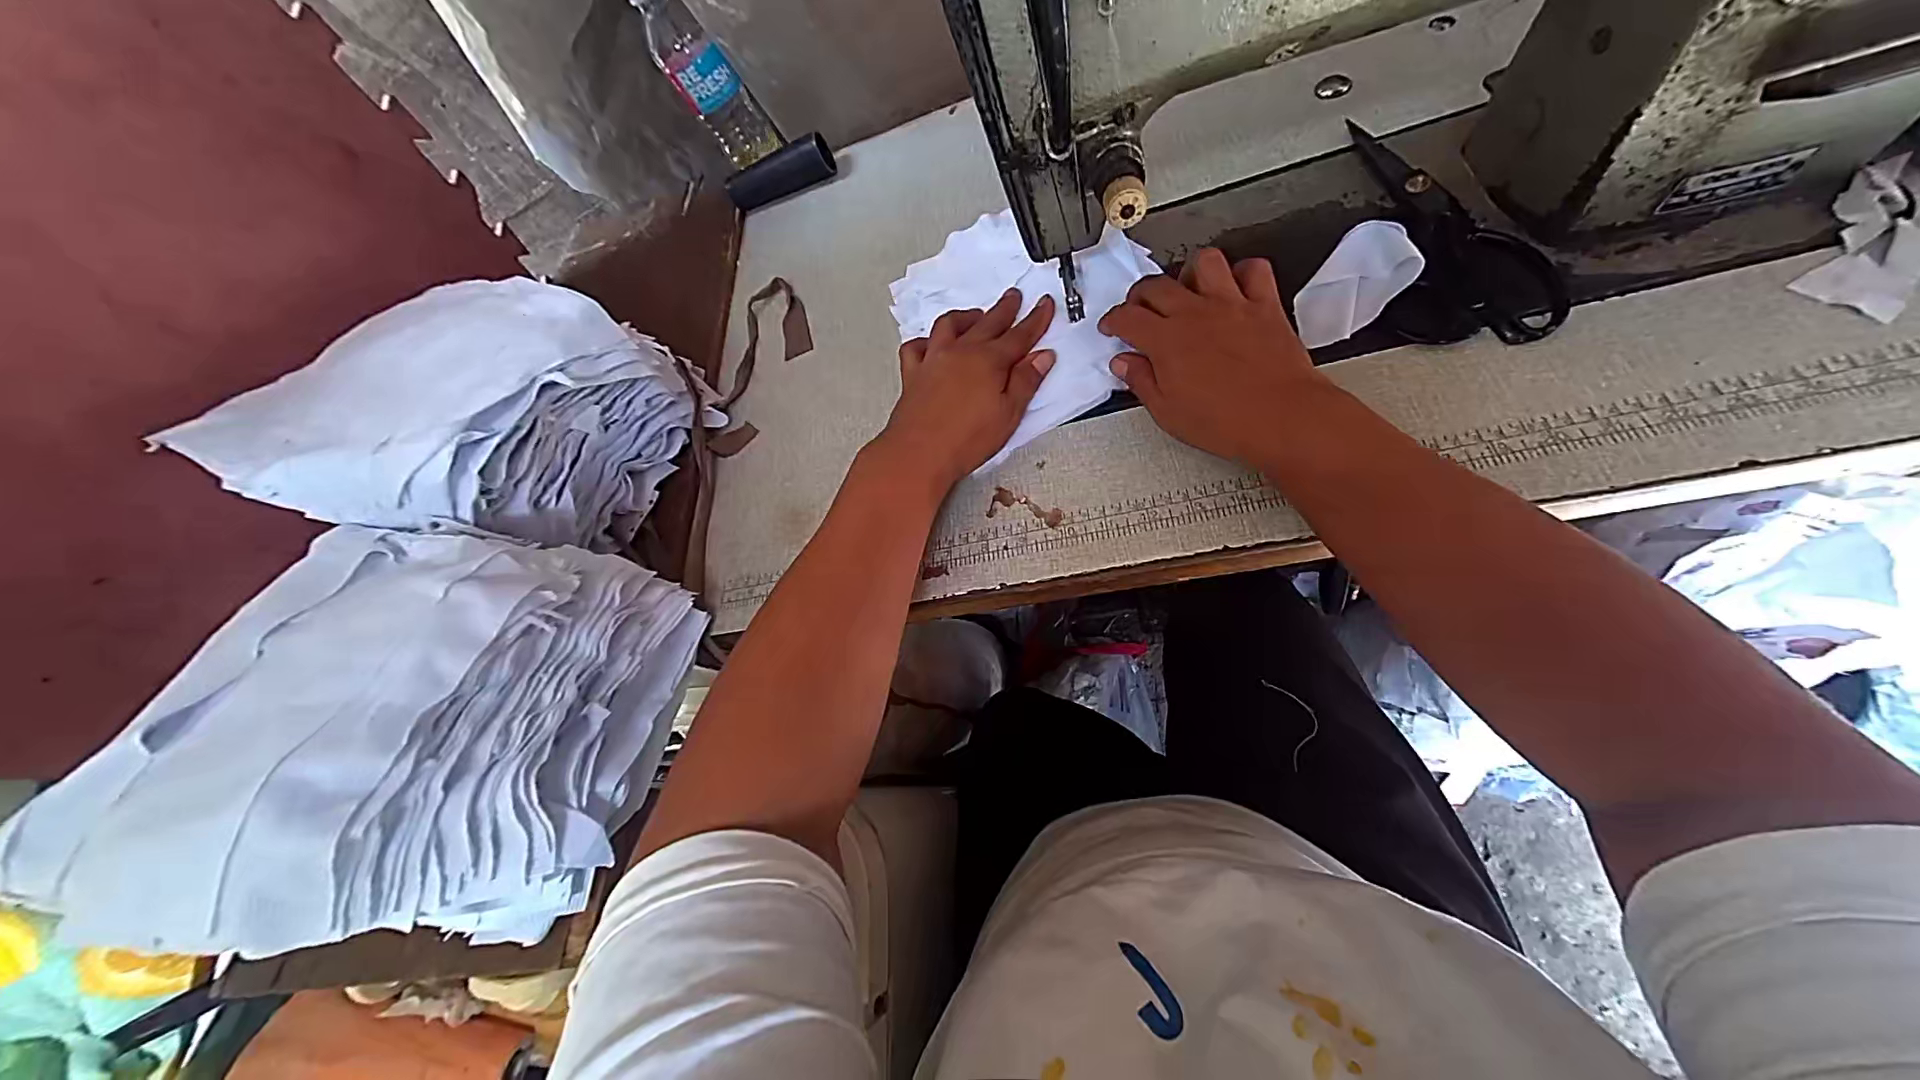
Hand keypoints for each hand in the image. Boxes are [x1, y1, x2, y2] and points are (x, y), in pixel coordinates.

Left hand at [870, 289, 1055, 492]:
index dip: (1035, 319)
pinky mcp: (913, 374)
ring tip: (977, 315)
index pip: (1020, 335)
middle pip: (988, 323)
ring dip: (967, 317)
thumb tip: (1041, 358)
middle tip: (1014, 298)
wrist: (919, 453)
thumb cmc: (964, 440)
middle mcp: (960, 353)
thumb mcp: (1009, 414)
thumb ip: (1026, 382)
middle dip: (1005, 309)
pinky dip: (926, 340)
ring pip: (951, 326)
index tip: (1043, 306)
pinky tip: (931, 342)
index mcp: (989, 361)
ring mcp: (934, 360)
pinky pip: (917, 346)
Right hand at [1099, 248, 1325, 463]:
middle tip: (1138, 310)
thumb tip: (1125, 366)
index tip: (1112, 327)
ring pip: (1204, 262)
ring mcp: (1232, 306)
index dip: (1113, 321)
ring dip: (1189, 272)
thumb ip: (1142, 381)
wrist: (1282, 418)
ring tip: (1184, 289)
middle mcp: (1197, 315)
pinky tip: (1233, 285)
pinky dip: (1241, 272)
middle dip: (1139, 296)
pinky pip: (1254, 270)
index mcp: (1167, 341)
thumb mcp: (1168, 412)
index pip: (1127, 318)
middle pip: (1156, 286)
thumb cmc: (1230, 420)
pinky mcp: (1265, 306)